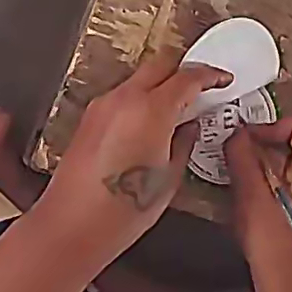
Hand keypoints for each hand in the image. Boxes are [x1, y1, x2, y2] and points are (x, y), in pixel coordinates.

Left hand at [32, 51, 231, 265]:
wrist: (70, 228)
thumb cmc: (120, 211)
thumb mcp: (169, 178)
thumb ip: (184, 143)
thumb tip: (190, 128)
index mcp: (151, 110)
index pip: (188, 77)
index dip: (210, 75)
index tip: (221, 79)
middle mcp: (125, 99)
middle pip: (161, 63)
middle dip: (184, 70)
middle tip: (202, 85)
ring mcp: (103, 106)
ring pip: (139, 78)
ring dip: (160, 84)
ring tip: (177, 108)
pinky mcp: (90, 118)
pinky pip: (122, 95)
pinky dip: (141, 99)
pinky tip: (150, 122)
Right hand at [225, 114, 291, 268]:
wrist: (286, 286)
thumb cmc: (275, 249)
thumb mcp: (252, 196)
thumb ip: (243, 157)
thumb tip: (237, 133)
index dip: (270, 127)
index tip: (248, 138)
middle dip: (267, 142)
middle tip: (243, 152)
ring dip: (267, 158)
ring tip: (246, 172)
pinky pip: (291, 171)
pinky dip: (272, 172)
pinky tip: (255, 187)